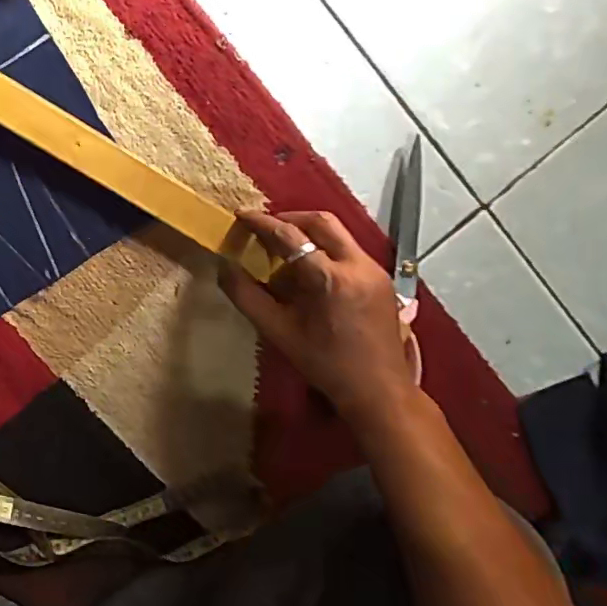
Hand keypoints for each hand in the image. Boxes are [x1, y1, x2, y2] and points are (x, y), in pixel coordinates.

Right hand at [219, 211, 417, 424]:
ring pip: (338, 233)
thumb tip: (224, 267)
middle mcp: (357, 265)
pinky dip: (324, 249)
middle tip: (264, 227)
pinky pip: (348, 250)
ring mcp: (374, 270)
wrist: (378, 389)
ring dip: (308, 232)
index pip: (290, 235)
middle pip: (321, 222)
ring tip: (283, 248)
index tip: (241, 216)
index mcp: (329, 279)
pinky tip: (309, 271)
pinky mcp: (382, 278)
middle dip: (289, 218)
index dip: (262, 223)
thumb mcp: (277, 331)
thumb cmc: (323, 363)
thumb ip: (246, 296)